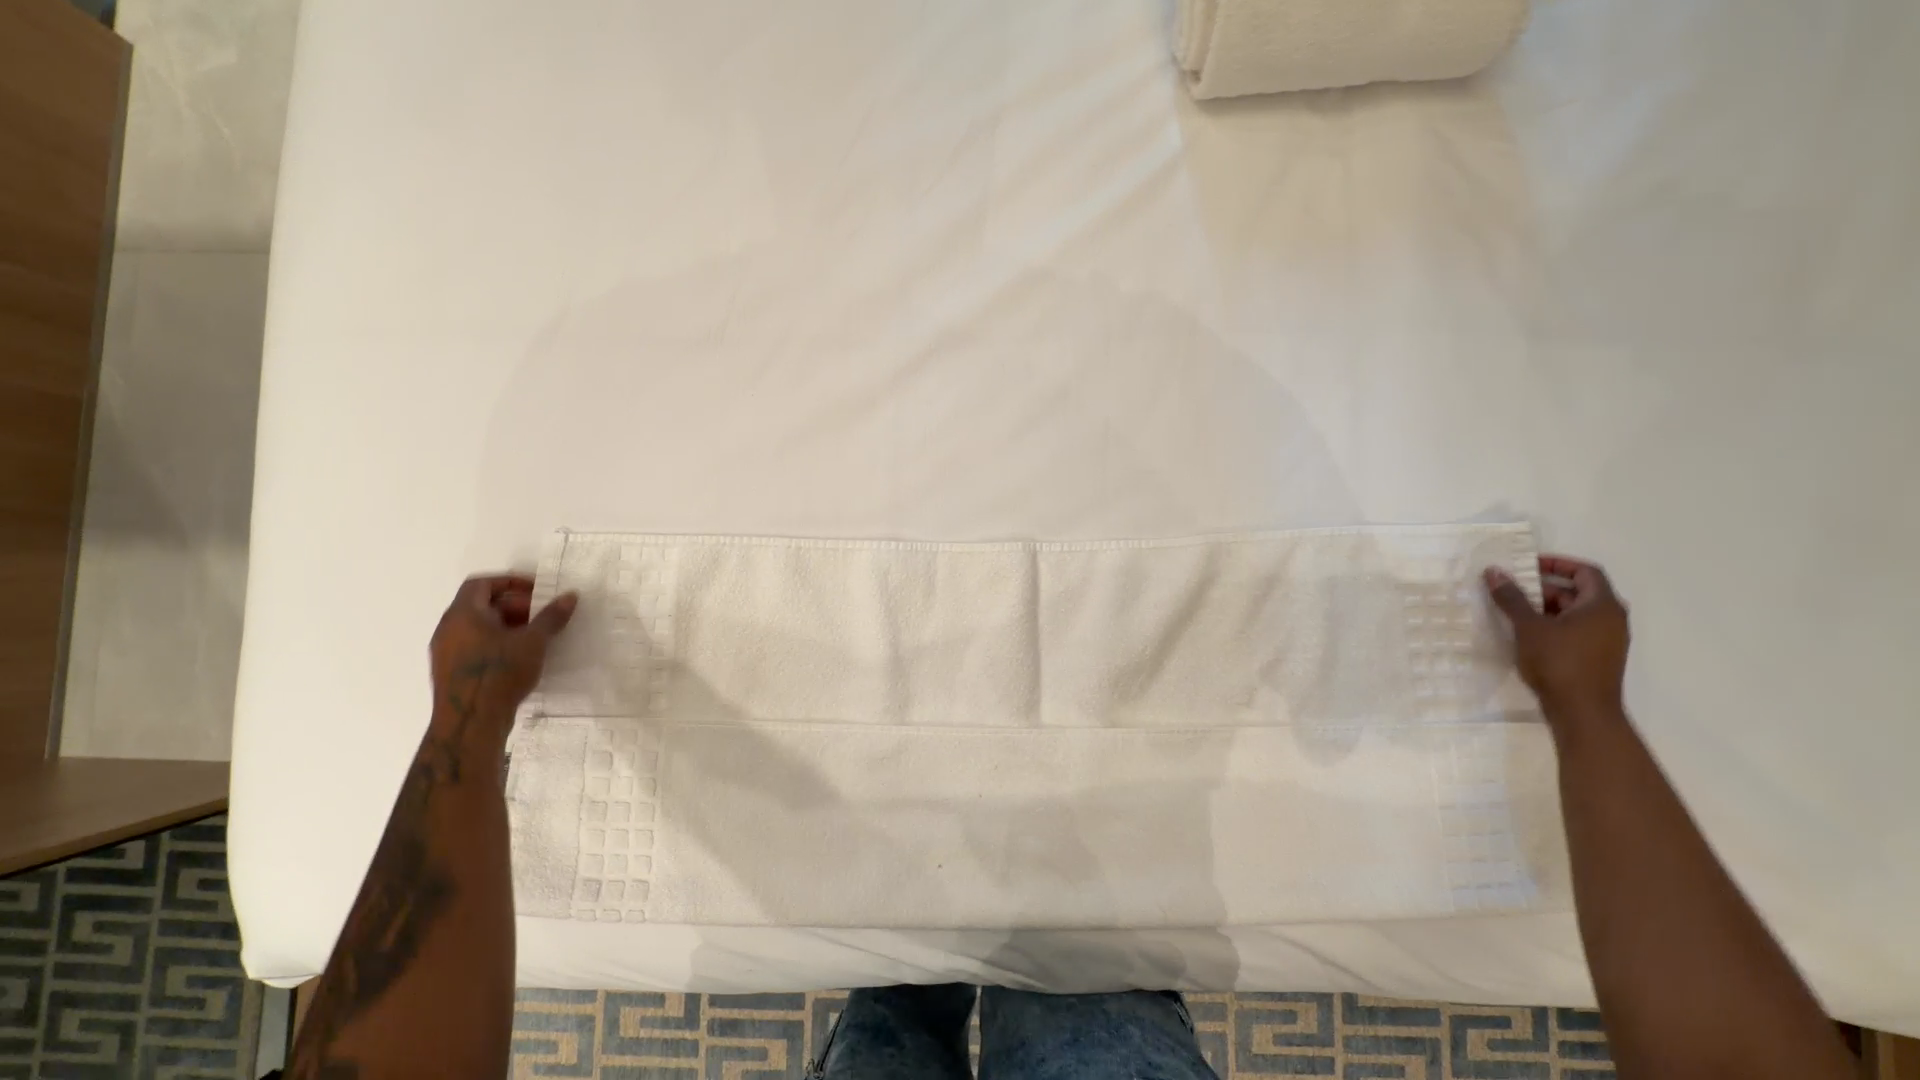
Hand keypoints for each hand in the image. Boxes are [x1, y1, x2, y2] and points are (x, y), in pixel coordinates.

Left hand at [429, 574, 578, 729]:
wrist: (470, 722)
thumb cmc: (500, 673)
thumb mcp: (533, 642)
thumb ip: (551, 617)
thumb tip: (570, 596)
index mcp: (462, 614)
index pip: (481, 584)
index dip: (510, 582)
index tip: (537, 591)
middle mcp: (448, 629)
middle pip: (481, 606)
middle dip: (514, 607)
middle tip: (541, 617)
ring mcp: (445, 653)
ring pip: (478, 629)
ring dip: (507, 628)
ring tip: (535, 639)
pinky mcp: (450, 673)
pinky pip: (474, 648)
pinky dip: (496, 646)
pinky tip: (519, 660)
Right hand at [1484, 555, 1630, 721]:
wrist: (1583, 713)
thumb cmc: (1559, 662)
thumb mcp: (1529, 627)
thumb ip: (1512, 598)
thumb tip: (1494, 571)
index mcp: (1602, 605)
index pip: (1585, 571)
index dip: (1557, 563)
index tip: (1528, 565)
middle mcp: (1612, 619)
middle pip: (1579, 592)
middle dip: (1544, 588)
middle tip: (1513, 591)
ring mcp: (1608, 641)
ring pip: (1576, 614)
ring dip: (1546, 609)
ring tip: (1514, 613)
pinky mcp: (1598, 658)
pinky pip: (1576, 631)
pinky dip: (1554, 626)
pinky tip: (1528, 636)